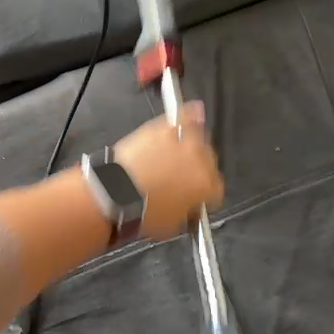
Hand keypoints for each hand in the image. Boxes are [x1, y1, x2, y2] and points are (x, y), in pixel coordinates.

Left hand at [112, 102, 223, 239]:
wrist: (117, 193)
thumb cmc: (144, 214)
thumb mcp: (172, 224)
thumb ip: (188, 211)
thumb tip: (189, 206)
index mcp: (207, 186)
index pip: (216, 189)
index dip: (205, 194)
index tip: (195, 197)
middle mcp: (202, 160)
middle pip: (208, 161)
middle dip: (197, 169)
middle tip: (180, 176)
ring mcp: (183, 141)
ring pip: (198, 137)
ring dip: (193, 143)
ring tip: (181, 148)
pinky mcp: (163, 128)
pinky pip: (182, 116)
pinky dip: (188, 113)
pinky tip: (192, 109)